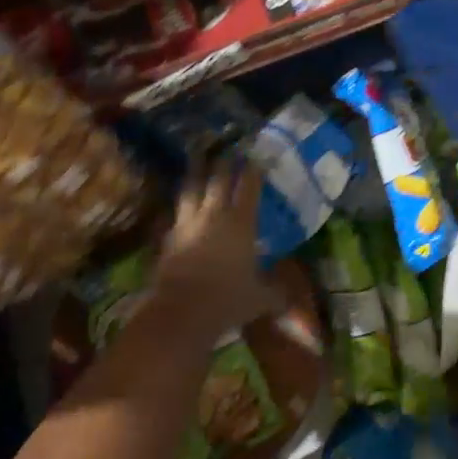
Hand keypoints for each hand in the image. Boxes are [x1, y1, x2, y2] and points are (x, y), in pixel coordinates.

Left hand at [150, 159, 275, 337]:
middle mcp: (214, 215)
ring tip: (197, 157)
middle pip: (218, 178)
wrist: (181, 311)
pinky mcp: (168, 237)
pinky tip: (178, 204)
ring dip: (195, 171)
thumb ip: (275, 294)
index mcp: (241, 223)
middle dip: (225, 160)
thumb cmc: (228, 299)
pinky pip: (174, 214)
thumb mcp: (260, 299)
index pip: (249, 186)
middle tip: (228, 147)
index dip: (254, 168)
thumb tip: (289, 301)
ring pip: (191, 188)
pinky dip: (179, 205)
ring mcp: (188, 224)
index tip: (257, 154)